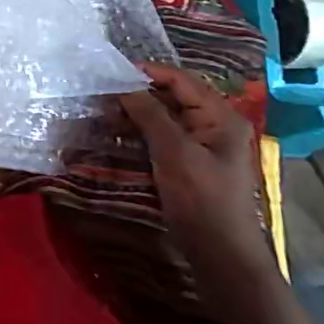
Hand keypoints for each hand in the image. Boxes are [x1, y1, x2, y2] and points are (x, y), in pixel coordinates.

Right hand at [118, 62, 266, 253]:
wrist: (218, 251)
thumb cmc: (201, 198)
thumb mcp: (174, 153)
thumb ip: (151, 116)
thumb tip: (126, 88)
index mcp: (221, 117)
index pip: (182, 81)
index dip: (148, 73)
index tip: (112, 72)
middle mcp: (215, 125)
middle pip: (174, 98)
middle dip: (139, 94)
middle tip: (102, 95)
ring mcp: (203, 145)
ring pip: (165, 118)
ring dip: (136, 114)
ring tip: (103, 114)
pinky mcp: (189, 163)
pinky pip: (163, 138)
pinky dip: (141, 133)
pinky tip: (117, 135)